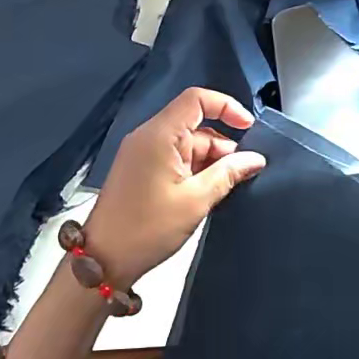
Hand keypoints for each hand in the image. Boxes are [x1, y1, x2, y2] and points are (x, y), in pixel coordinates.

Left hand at [86, 88, 265, 283]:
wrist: (104, 259)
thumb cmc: (146, 229)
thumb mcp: (196, 200)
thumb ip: (228, 173)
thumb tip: (254, 159)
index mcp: (159, 135)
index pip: (196, 99)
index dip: (226, 106)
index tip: (249, 127)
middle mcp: (148, 137)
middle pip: (194, 123)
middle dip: (222, 143)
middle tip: (241, 172)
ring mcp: (142, 153)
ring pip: (187, 143)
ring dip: (209, 160)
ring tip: (224, 188)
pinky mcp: (140, 169)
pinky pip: (174, 157)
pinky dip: (194, 169)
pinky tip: (206, 191)